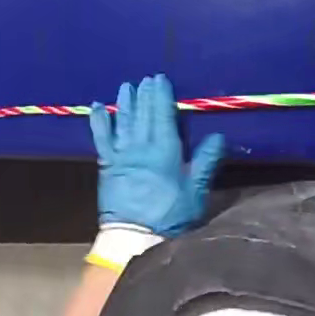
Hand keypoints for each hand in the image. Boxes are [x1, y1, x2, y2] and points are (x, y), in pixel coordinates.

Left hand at [90, 74, 225, 236]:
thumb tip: (218, 136)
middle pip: (143, 115)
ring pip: (123, 122)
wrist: (135, 236)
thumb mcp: (196, 190)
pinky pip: (101, 138)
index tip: (160, 79)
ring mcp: (121, 155)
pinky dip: (99, 122)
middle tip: (145, 79)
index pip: (163, 115)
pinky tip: (96, 107)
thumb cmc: (171, 215)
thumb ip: (206, 161)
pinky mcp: (106, 166)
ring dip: (125, 103)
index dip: (162, 96)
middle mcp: (141, 146)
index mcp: (165, 150)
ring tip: (126, 87)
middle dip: (144, 95)